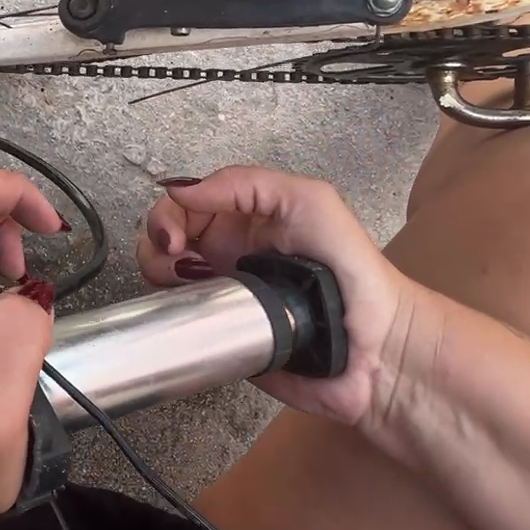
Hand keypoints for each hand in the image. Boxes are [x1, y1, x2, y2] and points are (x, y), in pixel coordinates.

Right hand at [134, 166, 434, 429]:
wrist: (373, 346)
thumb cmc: (350, 270)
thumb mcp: (308, 200)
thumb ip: (244, 183)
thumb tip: (178, 190)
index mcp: (239, 219)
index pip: (183, 205)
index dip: (167, 216)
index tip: (174, 239)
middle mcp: (221, 252)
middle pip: (161, 237)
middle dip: (156, 245)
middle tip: (179, 262)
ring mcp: (216, 292)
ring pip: (159, 274)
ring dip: (157, 273)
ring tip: (185, 284)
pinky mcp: (216, 330)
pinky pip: (176, 317)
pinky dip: (166, 310)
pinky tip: (184, 310)